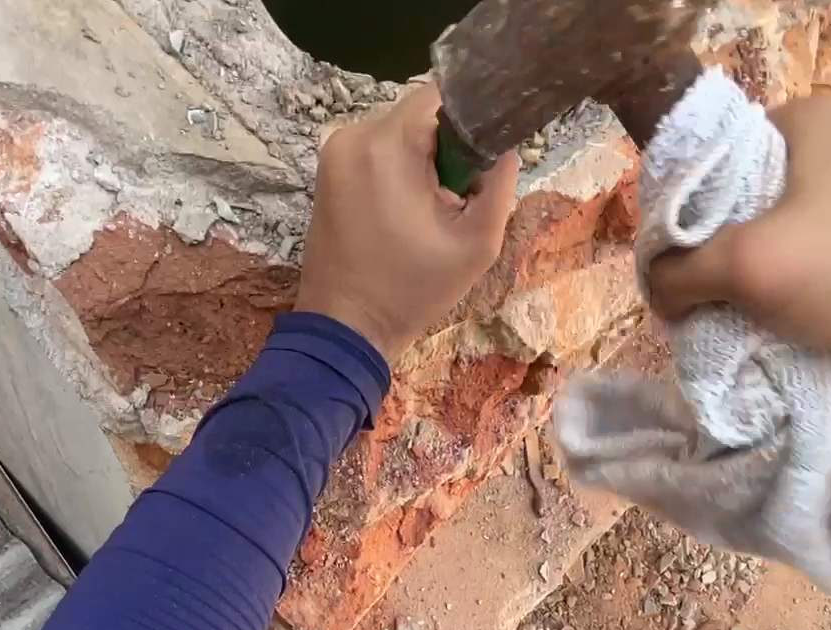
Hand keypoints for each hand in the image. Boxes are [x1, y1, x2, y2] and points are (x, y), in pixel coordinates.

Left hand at [295, 83, 520, 358]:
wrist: (345, 331)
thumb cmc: (409, 293)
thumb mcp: (476, 245)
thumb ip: (500, 186)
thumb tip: (504, 150)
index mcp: (386, 144)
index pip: (444, 97)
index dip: (471, 128)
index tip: (478, 172)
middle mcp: (352, 135)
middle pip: (419, 118)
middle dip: (445, 153)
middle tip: (453, 205)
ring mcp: (333, 155)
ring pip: (397, 138)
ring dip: (420, 168)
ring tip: (425, 218)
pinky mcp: (326, 176)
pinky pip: (375, 157)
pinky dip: (395, 178)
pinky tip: (400, 219)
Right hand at [646, 97, 830, 364]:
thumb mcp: (748, 265)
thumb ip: (679, 273)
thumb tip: (656, 289)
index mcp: (798, 122)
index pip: (701, 166)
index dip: (673, 223)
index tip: (669, 273)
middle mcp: (826, 144)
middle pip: (730, 205)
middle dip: (707, 259)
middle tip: (699, 302)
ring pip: (762, 235)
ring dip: (741, 280)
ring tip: (736, 315)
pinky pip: (800, 255)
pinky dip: (778, 286)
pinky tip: (775, 315)